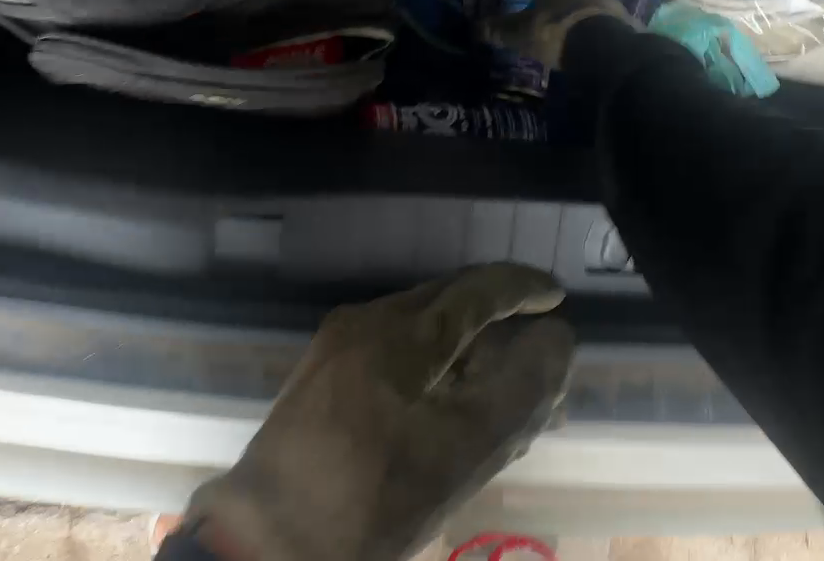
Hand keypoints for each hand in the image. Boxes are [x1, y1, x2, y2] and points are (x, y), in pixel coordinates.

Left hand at [183, 264, 575, 560]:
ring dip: (467, 350)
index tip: (557, 298)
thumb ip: (520, 390)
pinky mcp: (325, 375)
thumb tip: (556, 339)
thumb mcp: (463, 451)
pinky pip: (394, 351)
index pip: (475, 288)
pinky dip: (434, 365)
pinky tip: (449, 406)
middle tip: (541, 359)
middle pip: (448, 303)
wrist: (266, 539)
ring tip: (503, 394)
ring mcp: (339, 345)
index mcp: (401, 330)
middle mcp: (367, 320)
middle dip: (499, 323)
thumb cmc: (372, 498)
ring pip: (421, 329)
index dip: (522, 288)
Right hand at [481, 0, 637, 71]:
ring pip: (587, 10)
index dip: (536, 8)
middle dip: (560, 14)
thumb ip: (498, 30)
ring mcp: (605, 0)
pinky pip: (605, 24)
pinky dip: (598, 34)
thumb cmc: (555, 34)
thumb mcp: (519, 35)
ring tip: (574, 46)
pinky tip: (593, 50)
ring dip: (581, 23)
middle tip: (553, 37)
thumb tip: (474, 27)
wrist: (603, 46)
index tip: (534, 27)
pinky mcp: (624, 17)